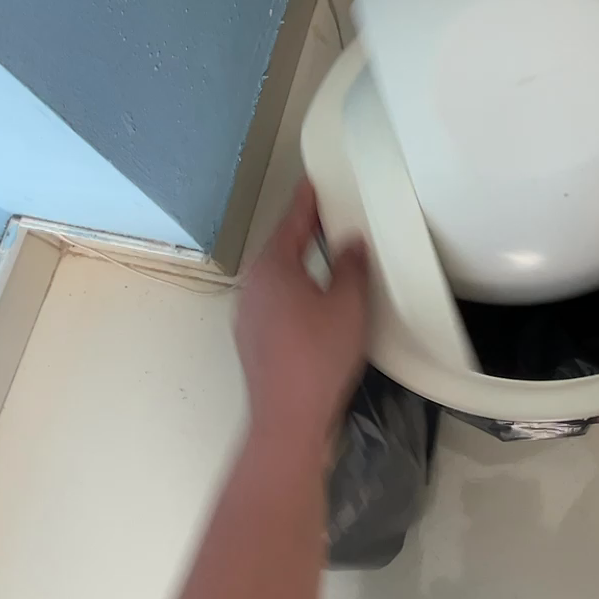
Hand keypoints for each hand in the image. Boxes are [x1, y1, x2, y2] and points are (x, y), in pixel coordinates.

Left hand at [233, 180, 370, 455]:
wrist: (287, 417)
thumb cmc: (318, 358)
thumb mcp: (348, 305)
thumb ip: (350, 267)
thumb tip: (350, 244)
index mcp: (273, 267)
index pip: (292, 221)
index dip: (307, 199)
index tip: (314, 181)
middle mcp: (253, 285)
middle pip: (281, 246)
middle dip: (305, 230)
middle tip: (331, 215)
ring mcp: (248, 312)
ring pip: (277, 274)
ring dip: (301, 260)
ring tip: (327, 254)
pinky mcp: (252, 336)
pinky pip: (275, 297)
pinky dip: (295, 287)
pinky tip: (315, 299)